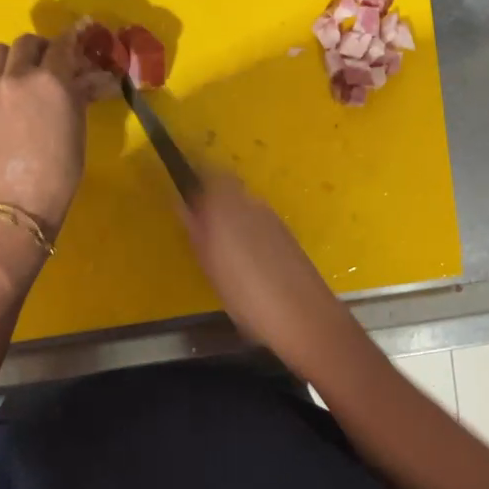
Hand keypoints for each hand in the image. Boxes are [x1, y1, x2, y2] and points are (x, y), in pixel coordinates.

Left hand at [0, 34, 87, 236]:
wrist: (19, 200)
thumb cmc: (61, 168)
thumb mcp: (78, 127)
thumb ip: (83, 94)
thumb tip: (96, 79)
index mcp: (51, 78)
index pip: (63, 44)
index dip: (74, 36)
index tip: (82, 32)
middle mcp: (20, 75)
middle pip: (28, 43)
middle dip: (45, 47)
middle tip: (57, 61)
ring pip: (2, 52)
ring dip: (17, 55)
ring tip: (30, 72)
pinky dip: (5, 74)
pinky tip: (17, 95)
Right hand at [183, 173, 340, 351]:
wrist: (304, 316)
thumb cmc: (248, 295)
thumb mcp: (211, 266)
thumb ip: (196, 231)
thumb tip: (184, 206)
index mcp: (227, 207)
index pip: (209, 173)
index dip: (197, 178)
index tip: (185, 194)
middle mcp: (251, 203)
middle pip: (227, 186)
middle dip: (213, 200)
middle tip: (200, 227)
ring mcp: (272, 217)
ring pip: (244, 205)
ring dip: (231, 217)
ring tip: (223, 251)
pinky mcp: (287, 233)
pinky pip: (259, 221)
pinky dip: (248, 231)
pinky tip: (247, 262)